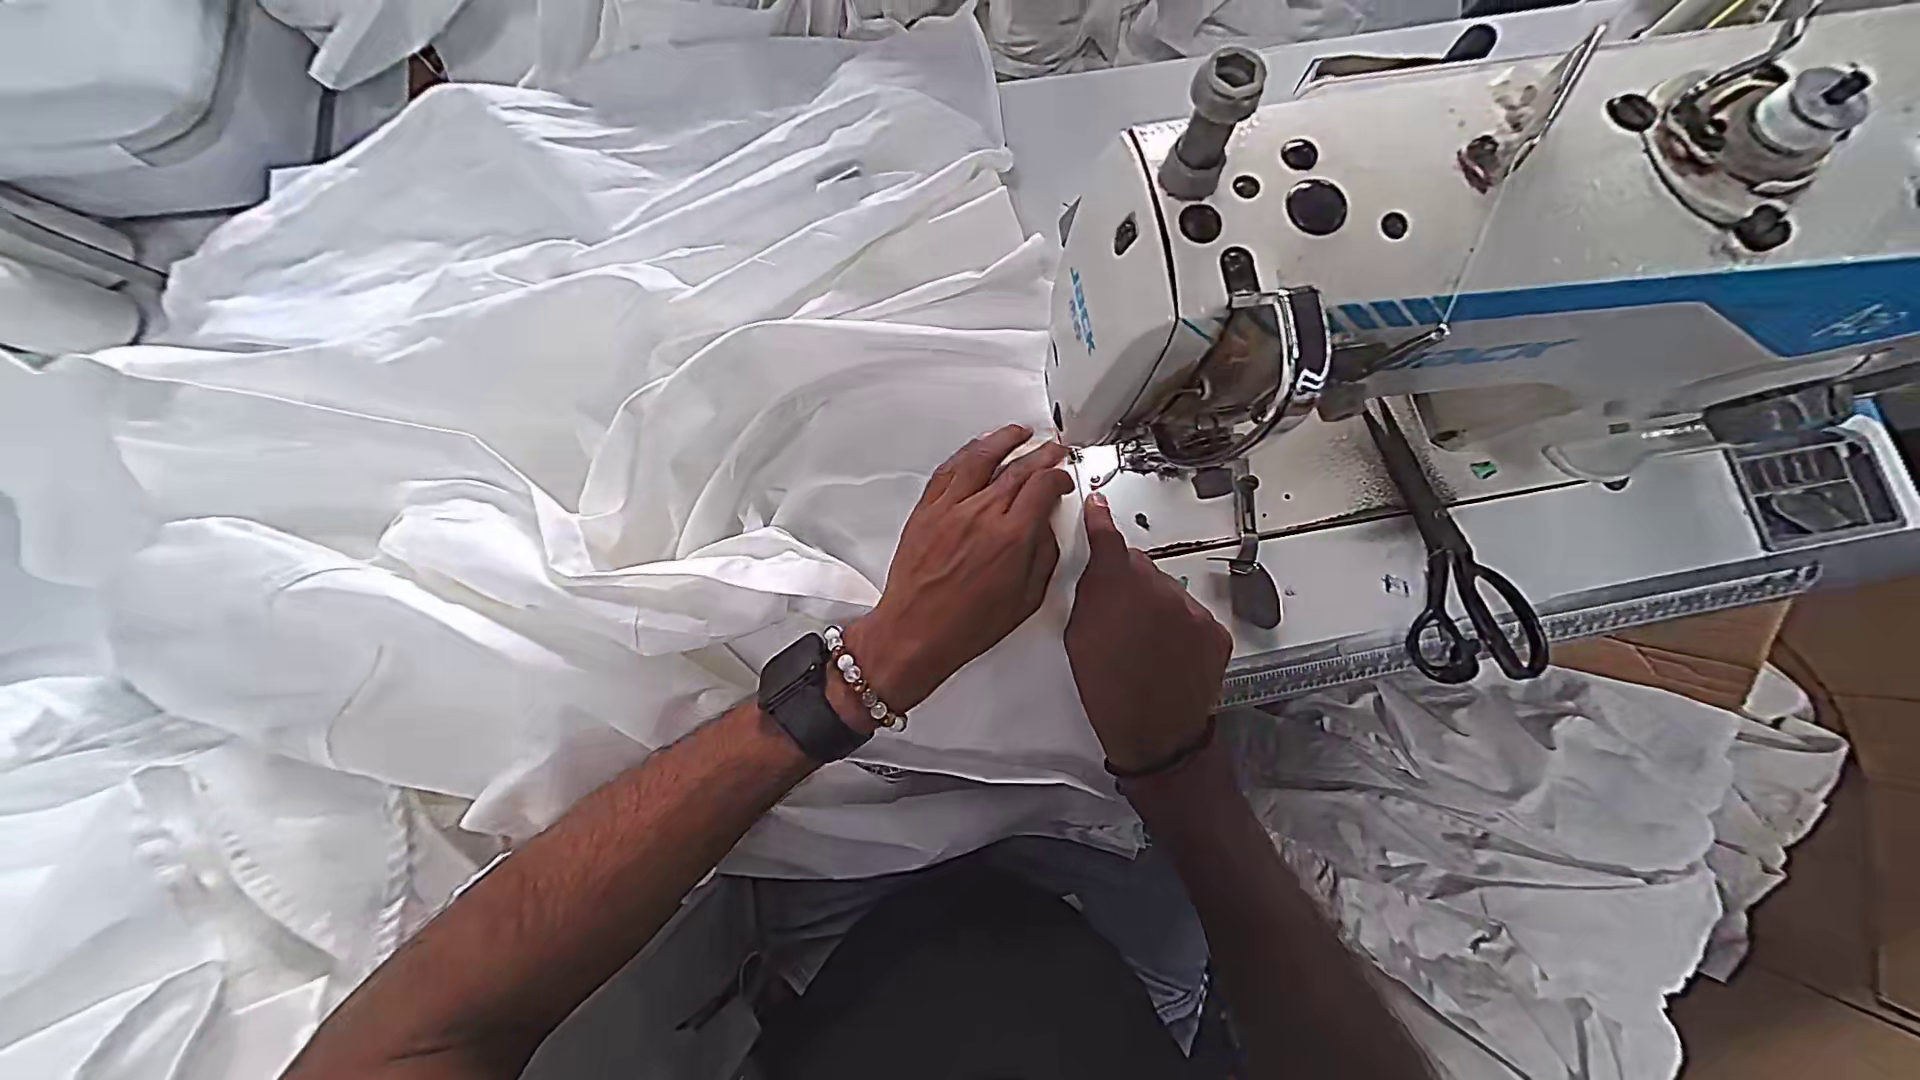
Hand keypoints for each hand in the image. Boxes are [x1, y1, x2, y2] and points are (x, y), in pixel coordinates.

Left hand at [842, 425, 1074, 712]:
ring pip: (982, 457)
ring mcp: (951, 509)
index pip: (1043, 486)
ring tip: (1018, 433)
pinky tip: (977, 449)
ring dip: (1004, 439)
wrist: (916, 632)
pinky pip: (948, 470)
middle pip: (1019, 467)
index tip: (1062, 479)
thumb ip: (1043, 556)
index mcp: (1012, 537)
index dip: (1059, 476)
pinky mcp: (926, 511)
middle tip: (1052, 452)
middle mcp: (981, 515)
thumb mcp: (1025, 599)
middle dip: (1042, 454)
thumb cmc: (964, 625)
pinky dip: (967, 453)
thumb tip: (1047, 529)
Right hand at [1066, 493, 1232, 772]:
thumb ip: (1089, 594)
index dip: (1099, 518)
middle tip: (1116, 617)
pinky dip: (1179, 626)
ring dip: (1154, 606)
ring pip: (1166, 590)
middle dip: (1126, 582)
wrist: (1152, 731)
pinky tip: (1165, 652)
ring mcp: (1189, 607)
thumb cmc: (1108, 689)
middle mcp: (1156, 587)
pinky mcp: (1213, 629)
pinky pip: (1191, 614)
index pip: (1106, 537)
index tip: (1099, 505)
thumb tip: (1097, 577)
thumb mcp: (1077, 636)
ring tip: (1142, 644)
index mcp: (1116, 584)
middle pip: (1139, 566)